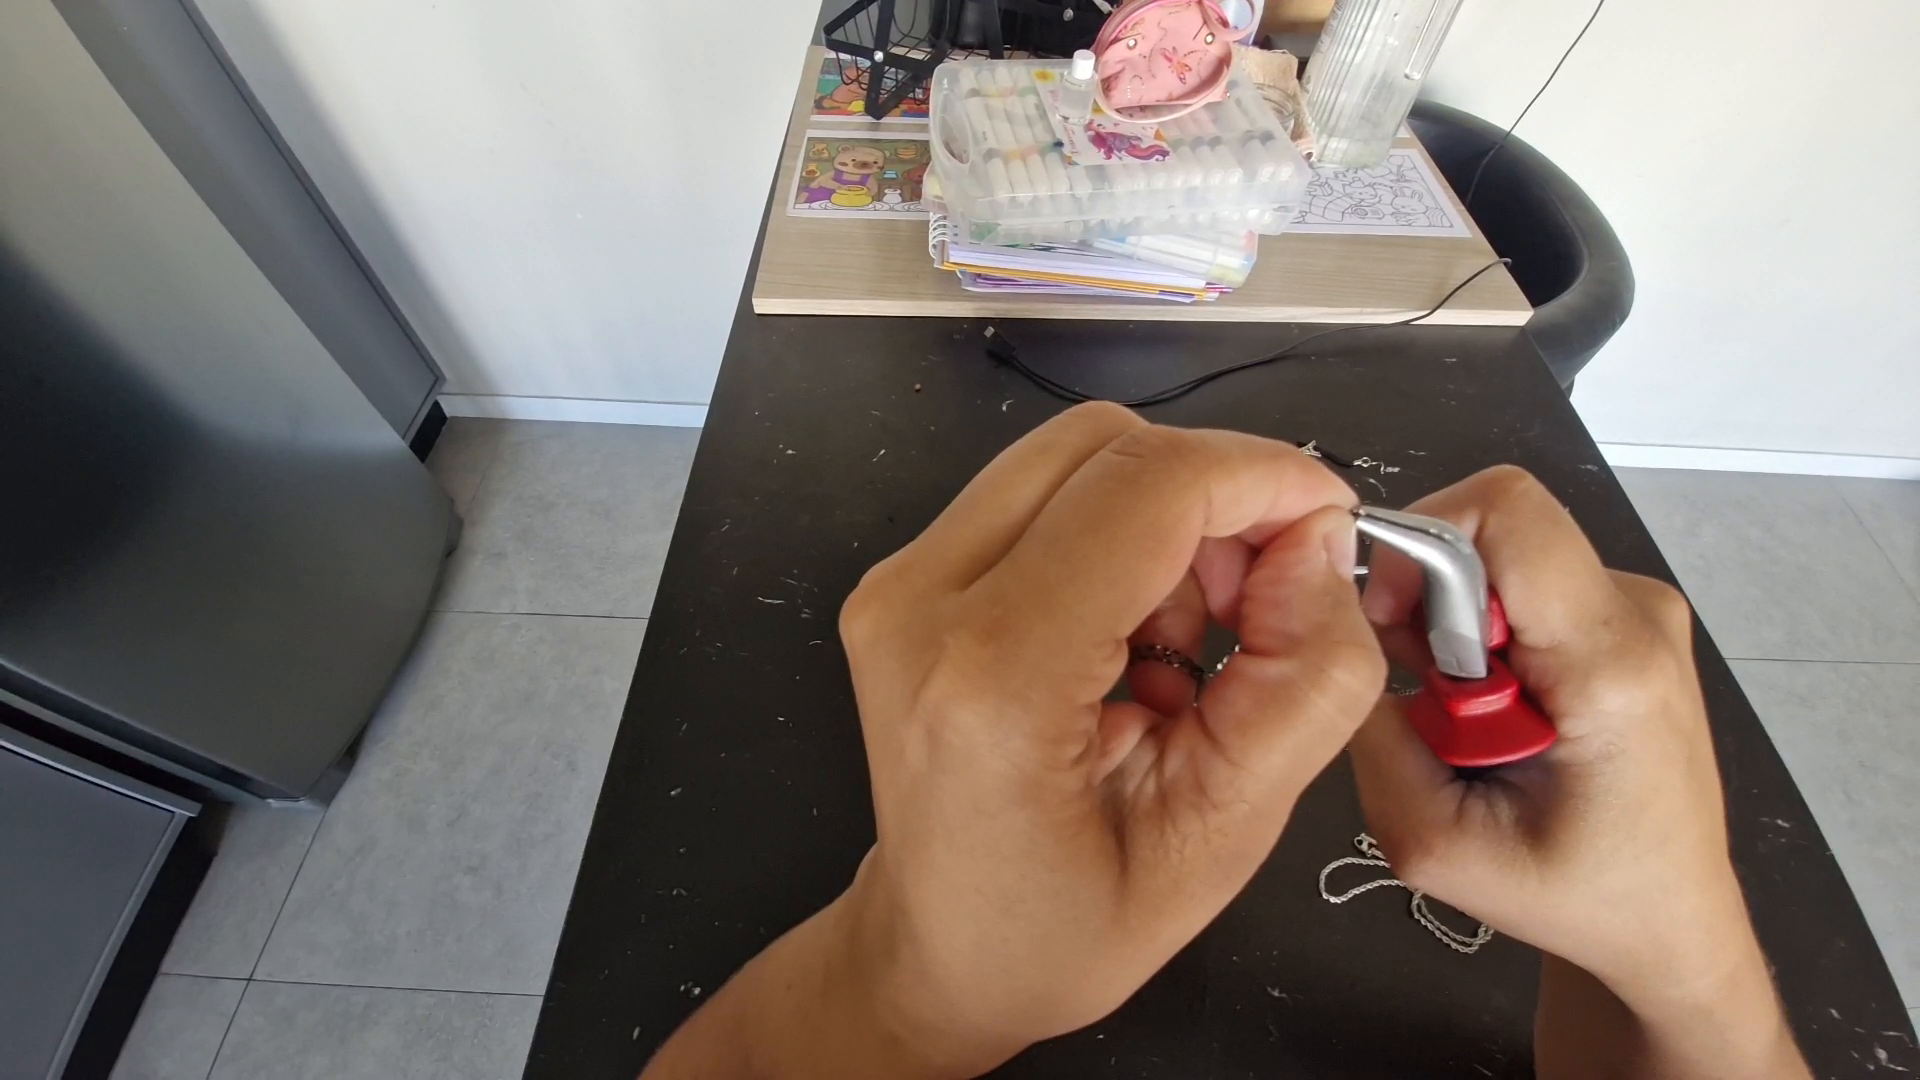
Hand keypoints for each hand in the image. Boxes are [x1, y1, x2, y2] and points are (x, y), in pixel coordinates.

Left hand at [831, 402, 1383, 1074]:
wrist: (936, 939)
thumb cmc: (1069, 921)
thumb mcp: (1227, 834)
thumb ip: (1305, 679)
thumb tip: (1315, 541)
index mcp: (994, 677)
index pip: (1142, 489)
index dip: (1258, 474)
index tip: (1326, 516)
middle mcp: (920, 600)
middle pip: (1099, 442)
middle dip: (1210, 488)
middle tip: (1254, 589)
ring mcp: (897, 580)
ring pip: (1065, 456)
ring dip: (1157, 511)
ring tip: (1180, 632)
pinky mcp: (900, 576)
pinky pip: (1030, 495)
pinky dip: (1106, 530)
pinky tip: (1121, 625)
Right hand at [1349, 466, 1806, 1078]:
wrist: (1668, 923)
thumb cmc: (1564, 894)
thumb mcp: (1426, 837)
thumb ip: (1369, 725)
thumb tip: (1342, 634)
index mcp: (1608, 664)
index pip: (1505, 511)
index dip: (1416, 542)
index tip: (1386, 620)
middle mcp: (1636, 612)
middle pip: (1486, 531)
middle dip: (1420, 596)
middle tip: (1416, 683)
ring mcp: (1636, 609)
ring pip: (1490, 557)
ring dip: (1440, 620)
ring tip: (1452, 706)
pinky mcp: (1620, 617)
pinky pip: (1510, 578)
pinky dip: (1467, 626)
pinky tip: (1481, 698)